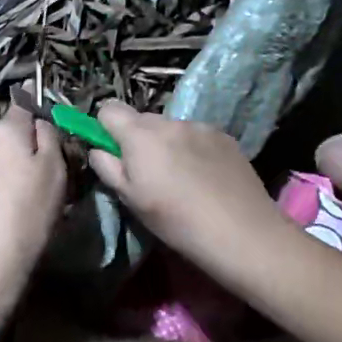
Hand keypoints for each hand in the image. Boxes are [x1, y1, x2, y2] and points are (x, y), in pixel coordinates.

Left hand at [0, 105, 67, 299]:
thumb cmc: (26, 210)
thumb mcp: (53, 167)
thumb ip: (49, 134)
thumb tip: (40, 118)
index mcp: (3, 127)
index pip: (25, 100)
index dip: (46, 106)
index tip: (64, 125)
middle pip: (16, 129)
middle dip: (38, 143)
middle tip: (64, 169)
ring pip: (7, 153)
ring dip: (26, 165)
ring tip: (48, 194)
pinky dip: (12, 182)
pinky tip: (25, 207)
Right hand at [87, 100, 282, 260]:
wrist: (242, 232)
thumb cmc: (176, 219)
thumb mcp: (130, 199)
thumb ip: (107, 168)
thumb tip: (98, 150)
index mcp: (140, 135)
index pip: (108, 109)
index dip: (106, 128)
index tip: (113, 152)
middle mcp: (169, 122)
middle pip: (141, 119)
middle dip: (138, 138)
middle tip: (148, 172)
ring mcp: (200, 126)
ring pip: (170, 128)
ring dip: (167, 143)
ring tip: (181, 176)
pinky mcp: (224, 136)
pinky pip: (196, 135)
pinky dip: (192, 149)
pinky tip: (204, 176)